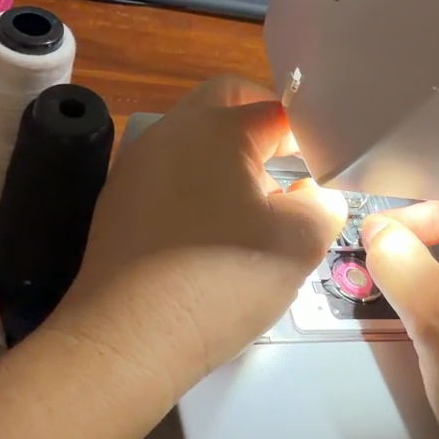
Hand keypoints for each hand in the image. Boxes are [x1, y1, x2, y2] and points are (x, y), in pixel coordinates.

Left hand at [47, 76, 347, 393]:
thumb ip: (320, 204)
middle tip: (286, 159)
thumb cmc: (220, 281)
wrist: (128, 336)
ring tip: (250, 200)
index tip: (321, 164)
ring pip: (190, 137)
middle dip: (258, 121)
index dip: (306, 131)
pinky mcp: (116, 198)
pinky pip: (165, 172)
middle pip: (222, 101)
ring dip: (223, 153)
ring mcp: (136, 164)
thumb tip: (306, 192)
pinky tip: (206, 227)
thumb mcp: (299, 243)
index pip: (274, 107)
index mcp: (218, 128)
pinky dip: (193, 182)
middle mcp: (170, 132)